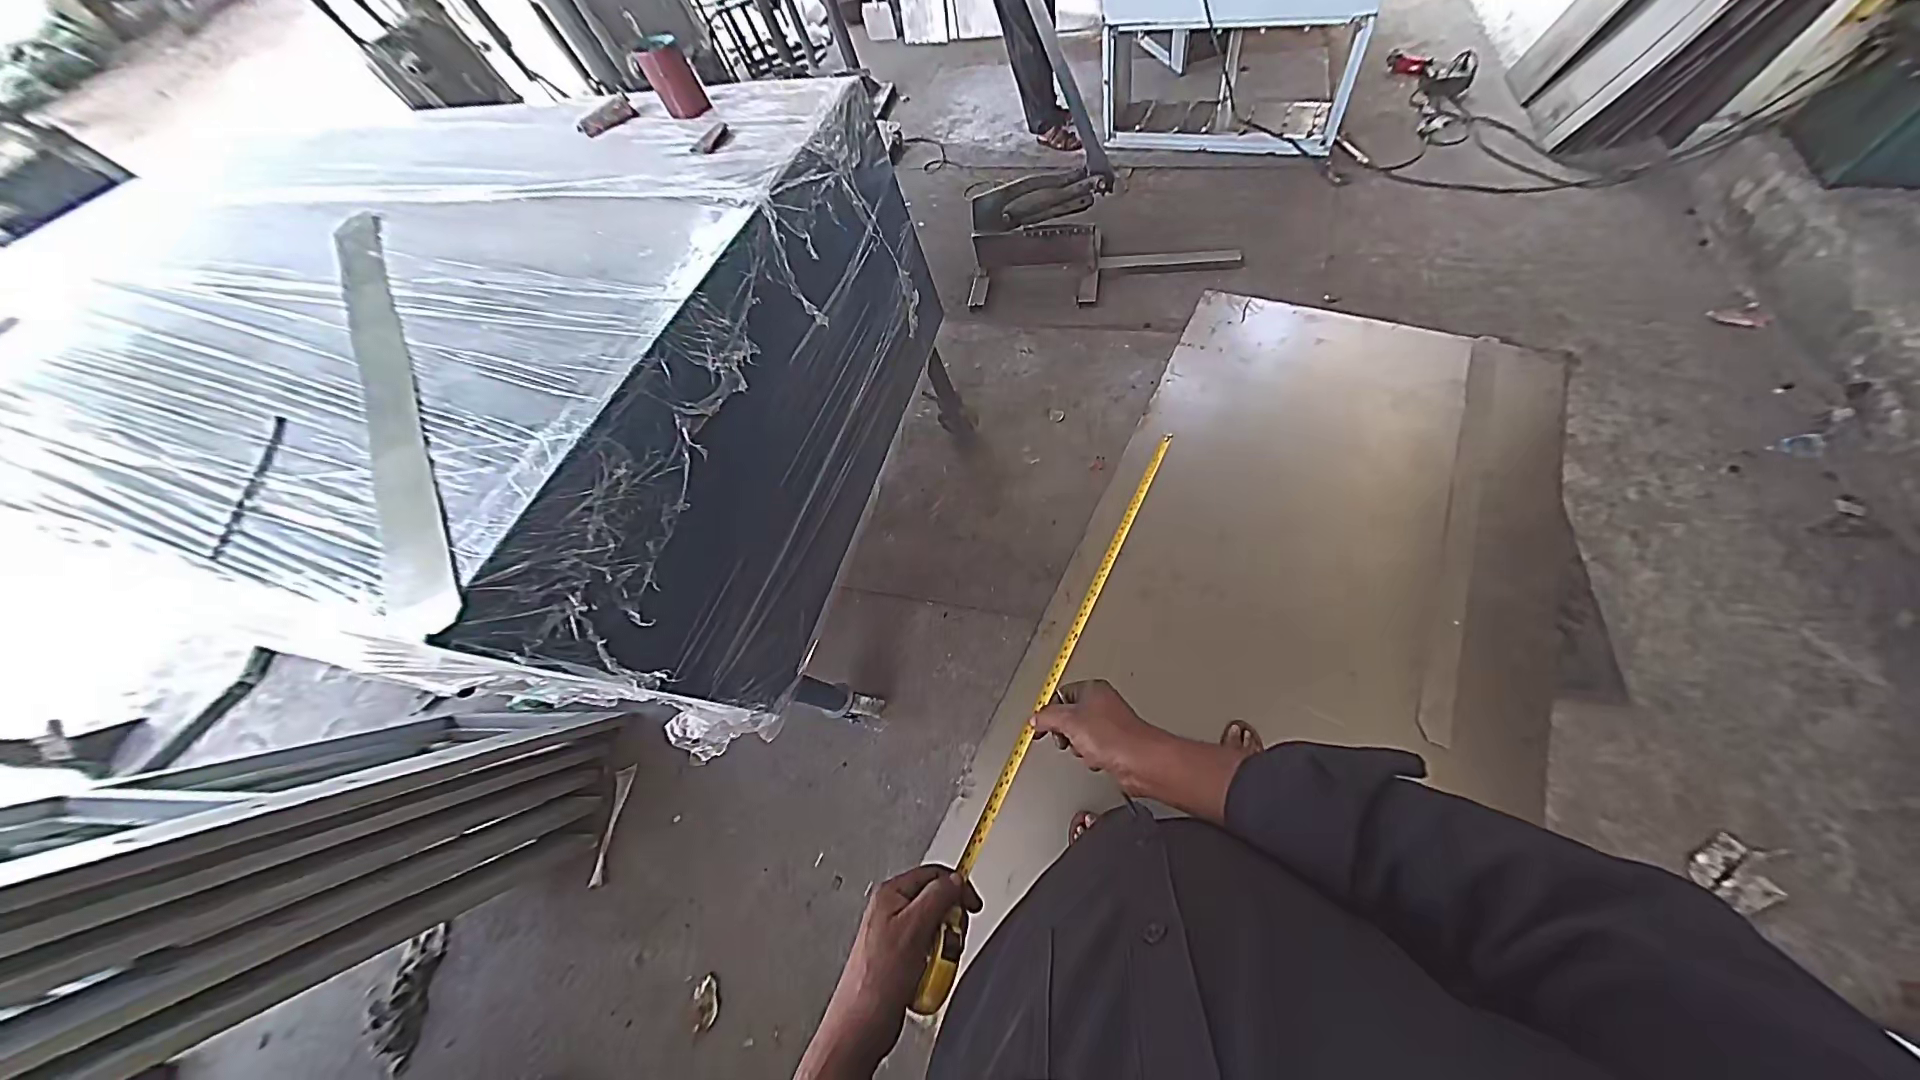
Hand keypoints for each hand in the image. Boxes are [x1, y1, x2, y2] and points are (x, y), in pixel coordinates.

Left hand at [797, 865, 981, 1079]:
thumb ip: (937, 897)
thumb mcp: (914, 929)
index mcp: (891, 894)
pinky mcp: (903, 958)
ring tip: (932, 965)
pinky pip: (931, 952)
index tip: (971, 904)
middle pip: (938, 902)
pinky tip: (925, 976)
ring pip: (937, 929)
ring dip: (943, 949)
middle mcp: (892, 911)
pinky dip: (935, 964)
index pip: (933, 874)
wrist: (861, 1029)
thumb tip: (955, 880)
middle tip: (947, 942)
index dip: (956, 886)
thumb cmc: (875, 983)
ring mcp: (897, 935)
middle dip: (949, 924)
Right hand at [1031, 680, 1172, 795]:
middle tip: (1067, 736)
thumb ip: (1046, 717)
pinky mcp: (1114, 743)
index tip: (1039, 723)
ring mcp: (1109, 724)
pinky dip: (1091, 755)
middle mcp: (1102, 703)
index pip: (1060, 694)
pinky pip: (1092, 748)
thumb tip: (1036, 718)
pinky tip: (1098, 758)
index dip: (1048, 710)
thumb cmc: (1115, 737)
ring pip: (1079, 735)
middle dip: (1064, 731)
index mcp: (1092, 688)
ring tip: (1086, 748)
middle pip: (1068, 716)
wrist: (1140, 762)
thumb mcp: (1068, 721)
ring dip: (1078, 746)